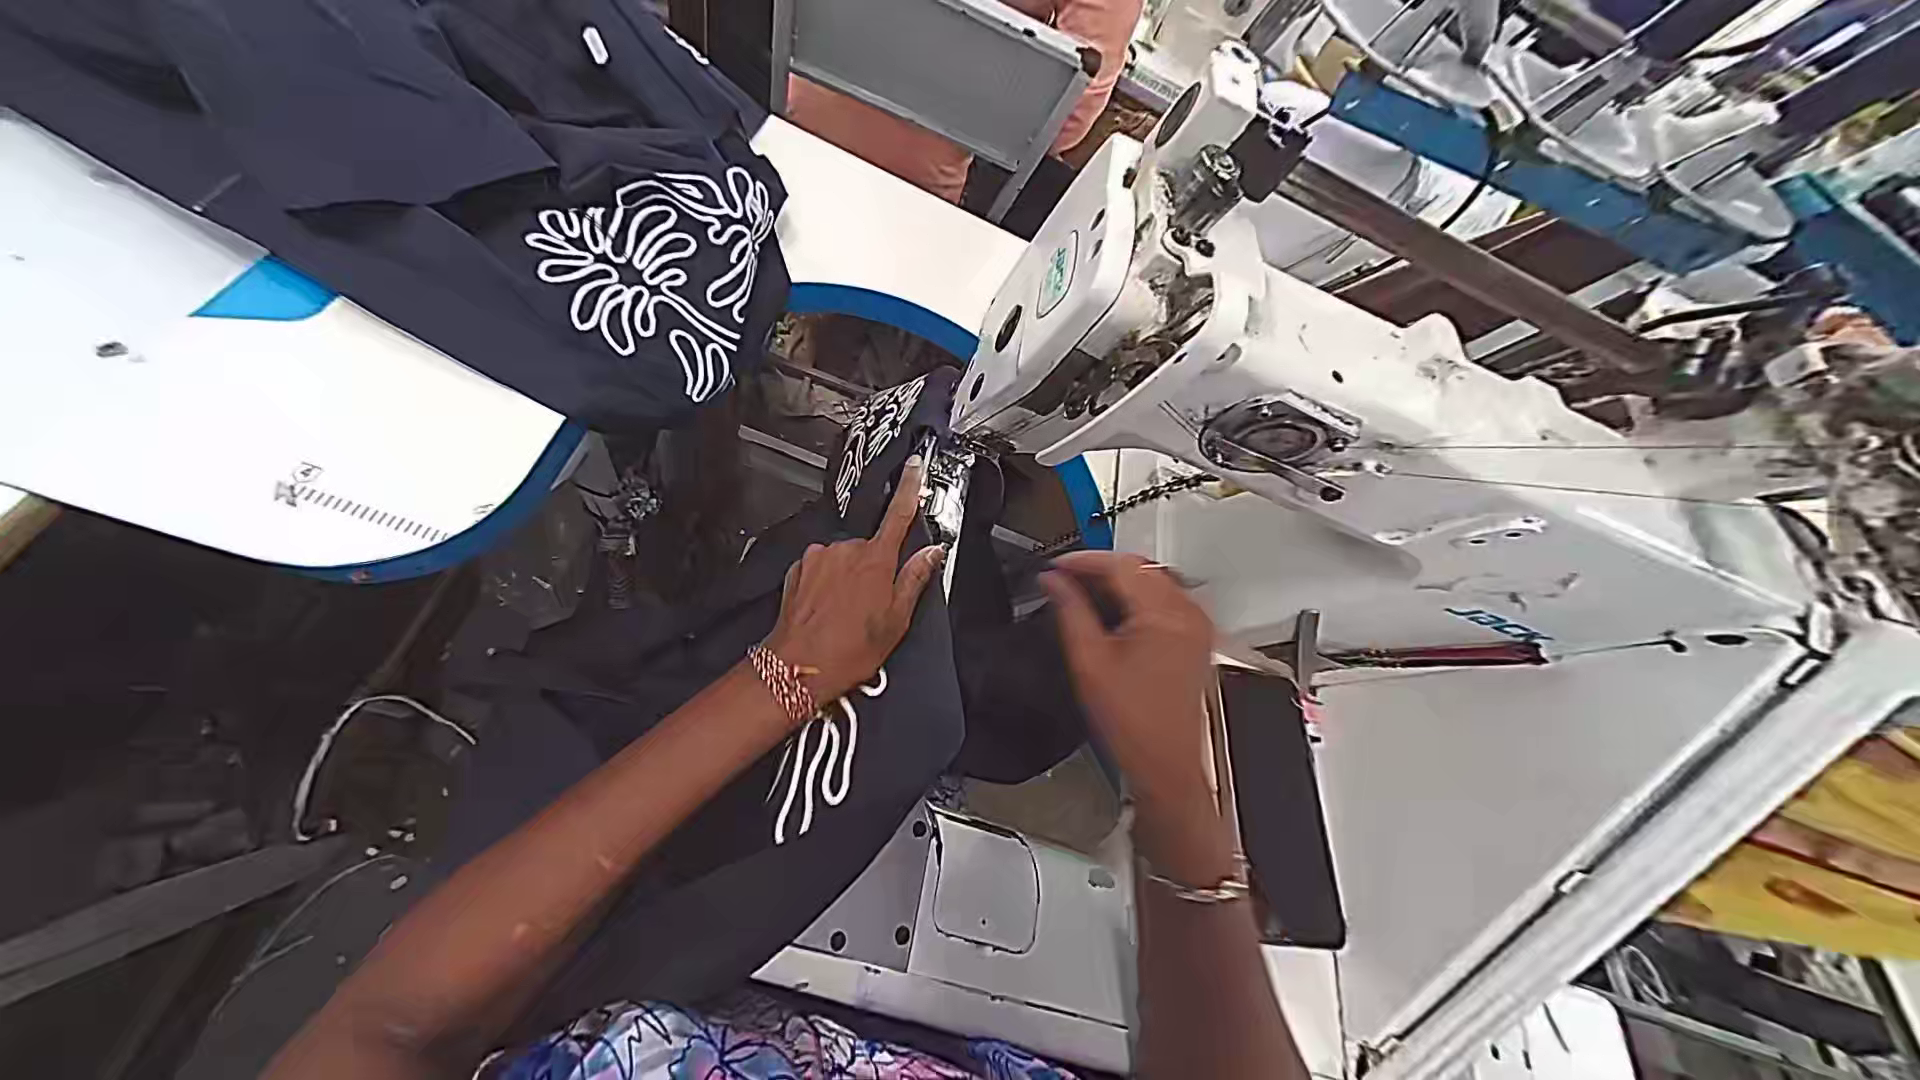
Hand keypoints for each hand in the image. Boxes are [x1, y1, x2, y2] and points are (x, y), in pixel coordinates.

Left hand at [765, 457, 945, 705]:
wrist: (796, 668)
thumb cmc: (849, 649)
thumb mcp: (896, 620)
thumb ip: (914, 578)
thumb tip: (930, 553)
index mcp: (875, 560)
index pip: (899, 513)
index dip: (910, 487)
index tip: (915, 466)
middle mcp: (845, 550)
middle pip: (870, 546)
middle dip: (875, 567)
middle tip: (873, 603)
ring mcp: (818, 556)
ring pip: (845, 558)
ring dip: (849, 576)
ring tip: (847, 612)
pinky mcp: (798, 567)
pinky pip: (822, 567)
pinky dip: (828, 582)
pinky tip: (828, 609)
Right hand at [1042, 552, 1215, 808]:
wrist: (1166, 764)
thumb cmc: (1135, 726)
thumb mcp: (1089, 661)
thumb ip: (1069, 611)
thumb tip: (1054, 581)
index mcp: (1165, 615)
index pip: (1120, 565)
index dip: (1082, 560)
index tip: (1057, 566)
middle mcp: (1189, 614)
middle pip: (1140, 567)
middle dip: (1100, 567)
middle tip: (1066, 577)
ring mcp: (1197, 626)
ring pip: (1153, 580)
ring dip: (1118, 580)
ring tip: (1084, 592)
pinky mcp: (1196, 638)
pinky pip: (1165, 599)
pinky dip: (1137, 597)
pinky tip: (1112, 610)